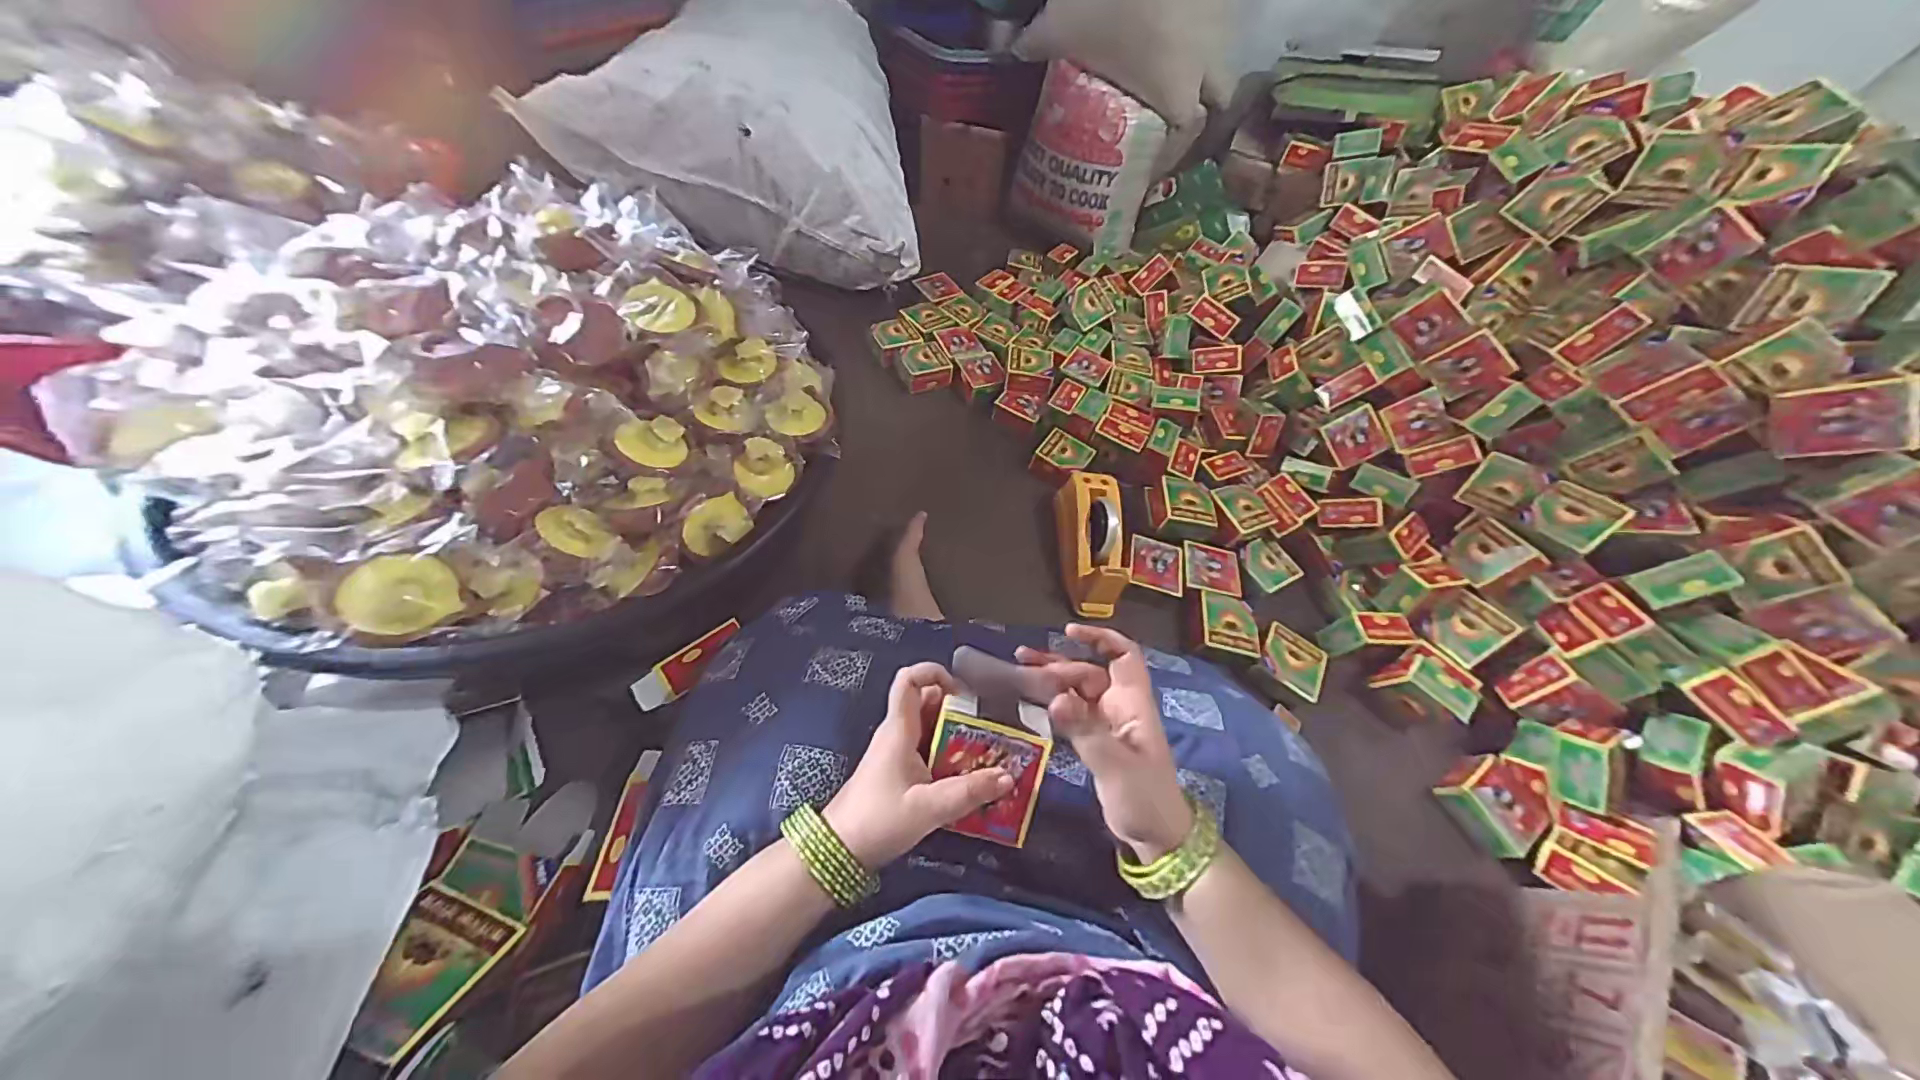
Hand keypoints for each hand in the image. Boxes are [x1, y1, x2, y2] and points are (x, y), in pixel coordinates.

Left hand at [823, 662, 1012, 867]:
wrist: (839, 850)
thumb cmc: (878, 820)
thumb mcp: (929, 808)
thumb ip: (969, 792)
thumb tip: (1008, 776)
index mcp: (899, 729)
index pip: (910, 679)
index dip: (936, 673)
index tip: (963, 694)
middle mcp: (897, 733)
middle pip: (927, 701)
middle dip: (958, 709)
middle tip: (986, 729)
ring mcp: (896, 751)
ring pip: (930, 727)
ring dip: (956, 735)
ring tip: (986, 753)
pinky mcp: (898, 770)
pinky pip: (927, 749)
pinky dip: (948, 754)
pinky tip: (968, 776)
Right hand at [1016, 624, 1193, 862]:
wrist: (1158, 838)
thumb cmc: (1145, 799)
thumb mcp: (1116, 766)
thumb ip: (1085, 731)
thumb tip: (1055, 699)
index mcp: (1133, 705)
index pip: (1123, 656)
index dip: (1100, 637)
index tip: (1068, 632)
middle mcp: (1120, 708)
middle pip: (1090, 671)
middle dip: (1059, 662)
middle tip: (1023, 662)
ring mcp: (1107, 724)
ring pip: (1078, 691)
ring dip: (1052, 680)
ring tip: (1020, 669)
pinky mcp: (1096, 741)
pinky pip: (1072, 712)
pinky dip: (1054, 703)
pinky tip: (1032, 701)